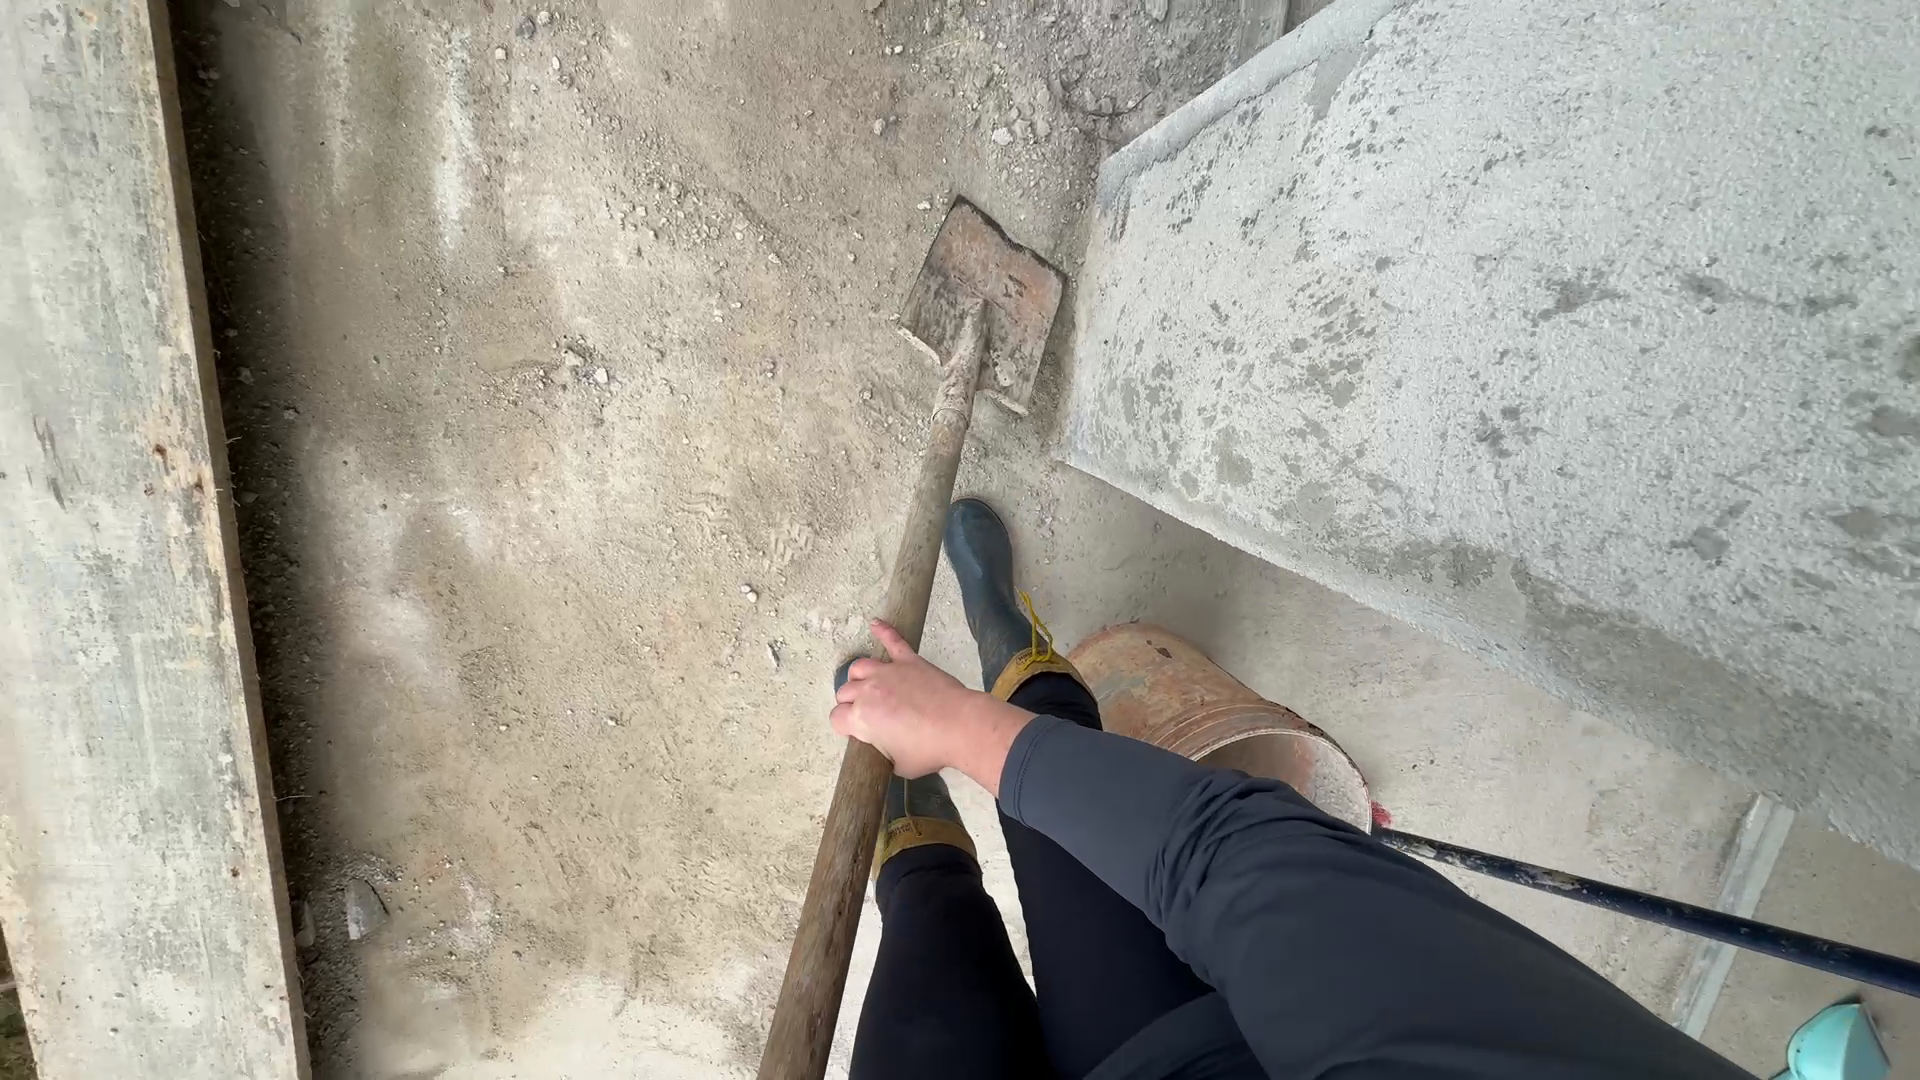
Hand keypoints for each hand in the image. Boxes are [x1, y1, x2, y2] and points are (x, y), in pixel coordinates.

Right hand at [830, 619, 1034, 793]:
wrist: (958, 725)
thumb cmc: (929, 748)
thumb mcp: (897, 764)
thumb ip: (882, 752)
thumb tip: (886, 749)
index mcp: (860, 718)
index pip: (837, 718)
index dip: (844, 726)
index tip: (856, 732)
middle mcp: (868, 690)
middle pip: (845, 691)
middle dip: (850, 703)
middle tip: (866, 713)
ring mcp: (888, 672)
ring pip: (860, 667)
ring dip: (858, 676)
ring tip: (865, 684)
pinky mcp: (908, 661)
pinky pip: (893, 641)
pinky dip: (884, 631)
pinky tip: (876, 623)